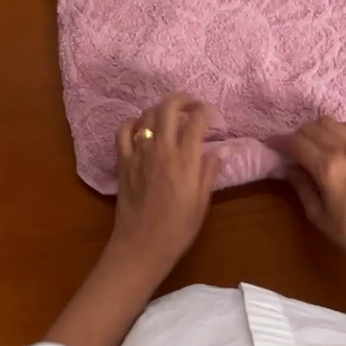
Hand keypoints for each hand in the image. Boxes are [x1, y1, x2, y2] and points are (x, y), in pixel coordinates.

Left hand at [109, 93, 221, 275]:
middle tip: (193, 104)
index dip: (207, 111)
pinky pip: (124, 131)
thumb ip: (210, 172)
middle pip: (169, 108)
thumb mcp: (201, 202)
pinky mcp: (123, 162)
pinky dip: (133, 123)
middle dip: (183, 99)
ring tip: (171, 115)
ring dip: (161, 109)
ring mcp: (138, 154)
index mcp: (185, 160)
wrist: (141, 246)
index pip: (196, 120)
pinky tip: (142, 128)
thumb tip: (223, 150)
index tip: (213, 117)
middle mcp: (161, 150)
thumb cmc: (177, 230)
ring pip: (147, 115)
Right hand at [268, 118, 345, 271]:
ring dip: (314, 130)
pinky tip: (330, 145)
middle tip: (288, 152)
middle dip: (295, 136)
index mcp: (328, 167)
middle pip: (311, 128)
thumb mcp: (318, 215)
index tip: (269, 145)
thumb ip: (301, 186)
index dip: (279, 141)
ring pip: (329, 122)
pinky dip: (333, 130)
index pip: (296, 143)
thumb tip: (288, 168)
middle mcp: (343, 149)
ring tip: (308, 147)